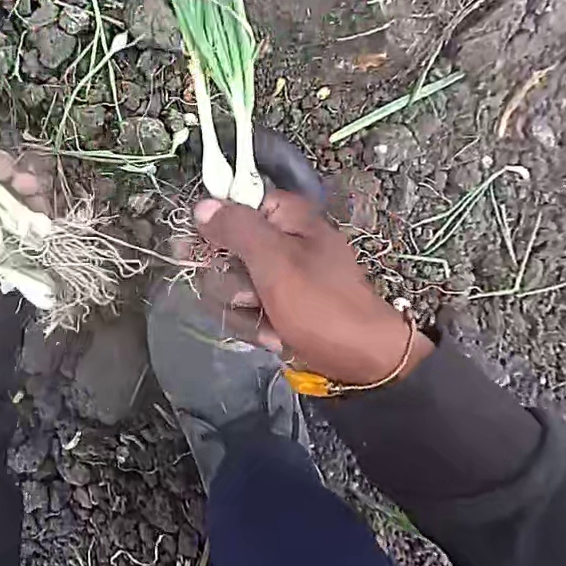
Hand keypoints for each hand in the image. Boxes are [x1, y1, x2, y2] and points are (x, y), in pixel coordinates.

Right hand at [190, 192, 432, 384]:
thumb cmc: (322, 305)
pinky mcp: (272, 304)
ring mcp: (274, 274)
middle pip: (220, 250)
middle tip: (254, 295)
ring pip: (226, 285)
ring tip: (272, 320)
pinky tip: (276, 335)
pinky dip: (255, 325)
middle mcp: (277, 239)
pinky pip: (241, 309)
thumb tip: (202, 205)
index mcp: (284, 216)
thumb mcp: (277, 262)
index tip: (206, 251)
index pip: (229, 205)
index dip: (215, 229)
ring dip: (243, 310)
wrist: (363, 360)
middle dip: (231, 282)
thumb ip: (237, 229)